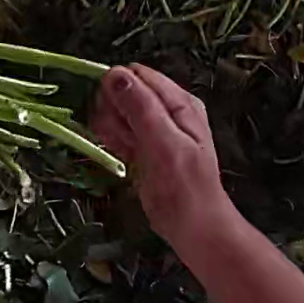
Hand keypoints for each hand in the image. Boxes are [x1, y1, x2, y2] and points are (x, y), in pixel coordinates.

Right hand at [91, 64, 235, 244]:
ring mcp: (155, 129)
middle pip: (124, 91)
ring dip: (112, 129)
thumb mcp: (164, 144)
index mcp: (178, 102)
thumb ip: (141, 107)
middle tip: (122, 138)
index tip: (109, 112)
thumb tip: (115, 74)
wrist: (195, 228)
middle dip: (112, 111)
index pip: (136, 75)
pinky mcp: (144, 148)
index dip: (116, 88)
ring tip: (126, 152)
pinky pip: (120, 133)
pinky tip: (122, 157)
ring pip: (118, 113)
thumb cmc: (184, 188)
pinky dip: (114, 142)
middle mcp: (167, 110)